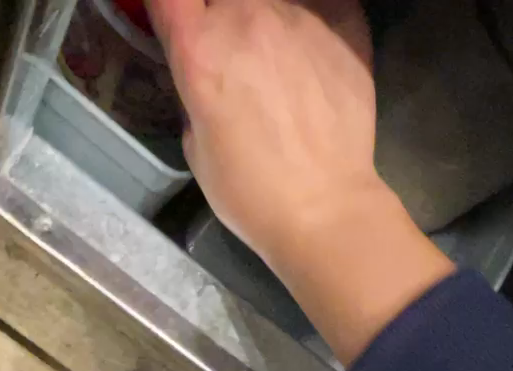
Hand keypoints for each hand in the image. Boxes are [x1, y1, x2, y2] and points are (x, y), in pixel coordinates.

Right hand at [148, 0, 452, 363]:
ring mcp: (300, 12)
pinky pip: (318, 1)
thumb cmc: (249, 193)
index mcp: (199, 50)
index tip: (173, 23)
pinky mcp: (345, 19)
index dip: (168, 9)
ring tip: (272, 62)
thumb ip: (196, 94)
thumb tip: (207, 72)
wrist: (323, 207)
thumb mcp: (197, 148)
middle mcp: (247, 15)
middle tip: (227, 55)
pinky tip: (308, 55)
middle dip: (216, 14)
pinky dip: (309, 18)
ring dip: (263, 21)